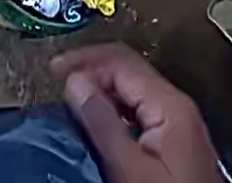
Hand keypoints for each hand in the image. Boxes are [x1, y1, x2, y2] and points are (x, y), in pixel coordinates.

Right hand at [52, 43, 217, 182]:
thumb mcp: (130, 171)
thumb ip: (102, 122)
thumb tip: (74, 80)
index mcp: (169, 105)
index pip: (120, 62)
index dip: (84, 61)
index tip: (53, 72)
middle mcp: (176, 105)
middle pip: (127, 69)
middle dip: (90, 68)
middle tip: (57, 79)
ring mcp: (178, 124)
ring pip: (131, 88)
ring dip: (99, 87)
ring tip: (71, 98)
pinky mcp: (174, 143)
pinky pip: (137, 109)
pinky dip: (112, 106)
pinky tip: (95, 119)